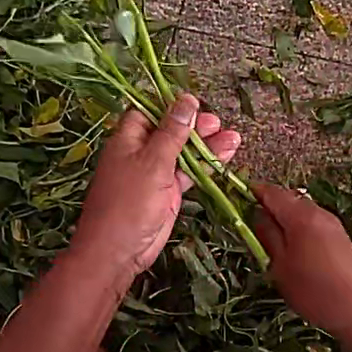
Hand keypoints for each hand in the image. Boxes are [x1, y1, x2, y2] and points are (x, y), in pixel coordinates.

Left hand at [70, 94, 239, 281]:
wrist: (118, 250)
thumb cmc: (129, 202)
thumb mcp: (152, 161)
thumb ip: (172, 132)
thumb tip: (186, 100)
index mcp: (128, 139)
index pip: (149, 111)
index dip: (171, 106)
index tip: (195, 103)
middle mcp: (141, 153)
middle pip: (170, 131)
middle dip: (194, 126)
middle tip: (218, 123)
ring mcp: (155, 174)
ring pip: (184, 153)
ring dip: (206, 146)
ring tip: (233, 137)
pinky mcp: (168, 194)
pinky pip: (188, 175)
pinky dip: (205, 167)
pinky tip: (225, 157)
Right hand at [252, 183, 351, 341]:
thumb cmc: (314, 290)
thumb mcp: (280, 265)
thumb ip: (266, 236)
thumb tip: (255, 215)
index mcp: (300, 215)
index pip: (271, 192)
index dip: (251, 193)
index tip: (234, 202)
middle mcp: (318, 212)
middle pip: (287, 199)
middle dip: (267, 208)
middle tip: (249, 228)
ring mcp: (332, 224)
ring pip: (300, 213)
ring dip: (283, 221)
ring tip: (270, 245)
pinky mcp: (340, 238)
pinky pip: (312, 224)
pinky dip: (297, 230)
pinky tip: (293, 253)